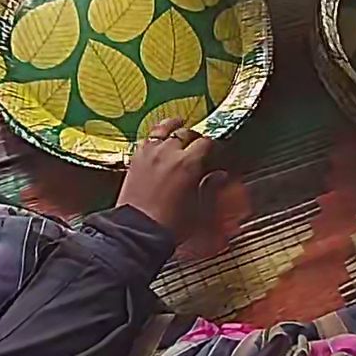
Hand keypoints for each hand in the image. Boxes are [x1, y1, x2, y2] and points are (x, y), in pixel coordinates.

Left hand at [117, 118, 216, 239]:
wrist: (138, 231)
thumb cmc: (170, 224)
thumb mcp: (200, 208)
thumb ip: (211, 187)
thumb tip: (220, 176)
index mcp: (189, 164)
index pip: (205, 143)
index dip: (212, 145)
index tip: (214, 151)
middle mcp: (169, 153)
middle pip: (185, 133)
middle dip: (194, 136)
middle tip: (199, 142)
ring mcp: (149, 154)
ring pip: (163, 129)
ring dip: (173, 126)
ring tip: (178, 123)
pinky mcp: (135, 160)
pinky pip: (146, 139)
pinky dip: (153, 136)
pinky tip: (156, 138)